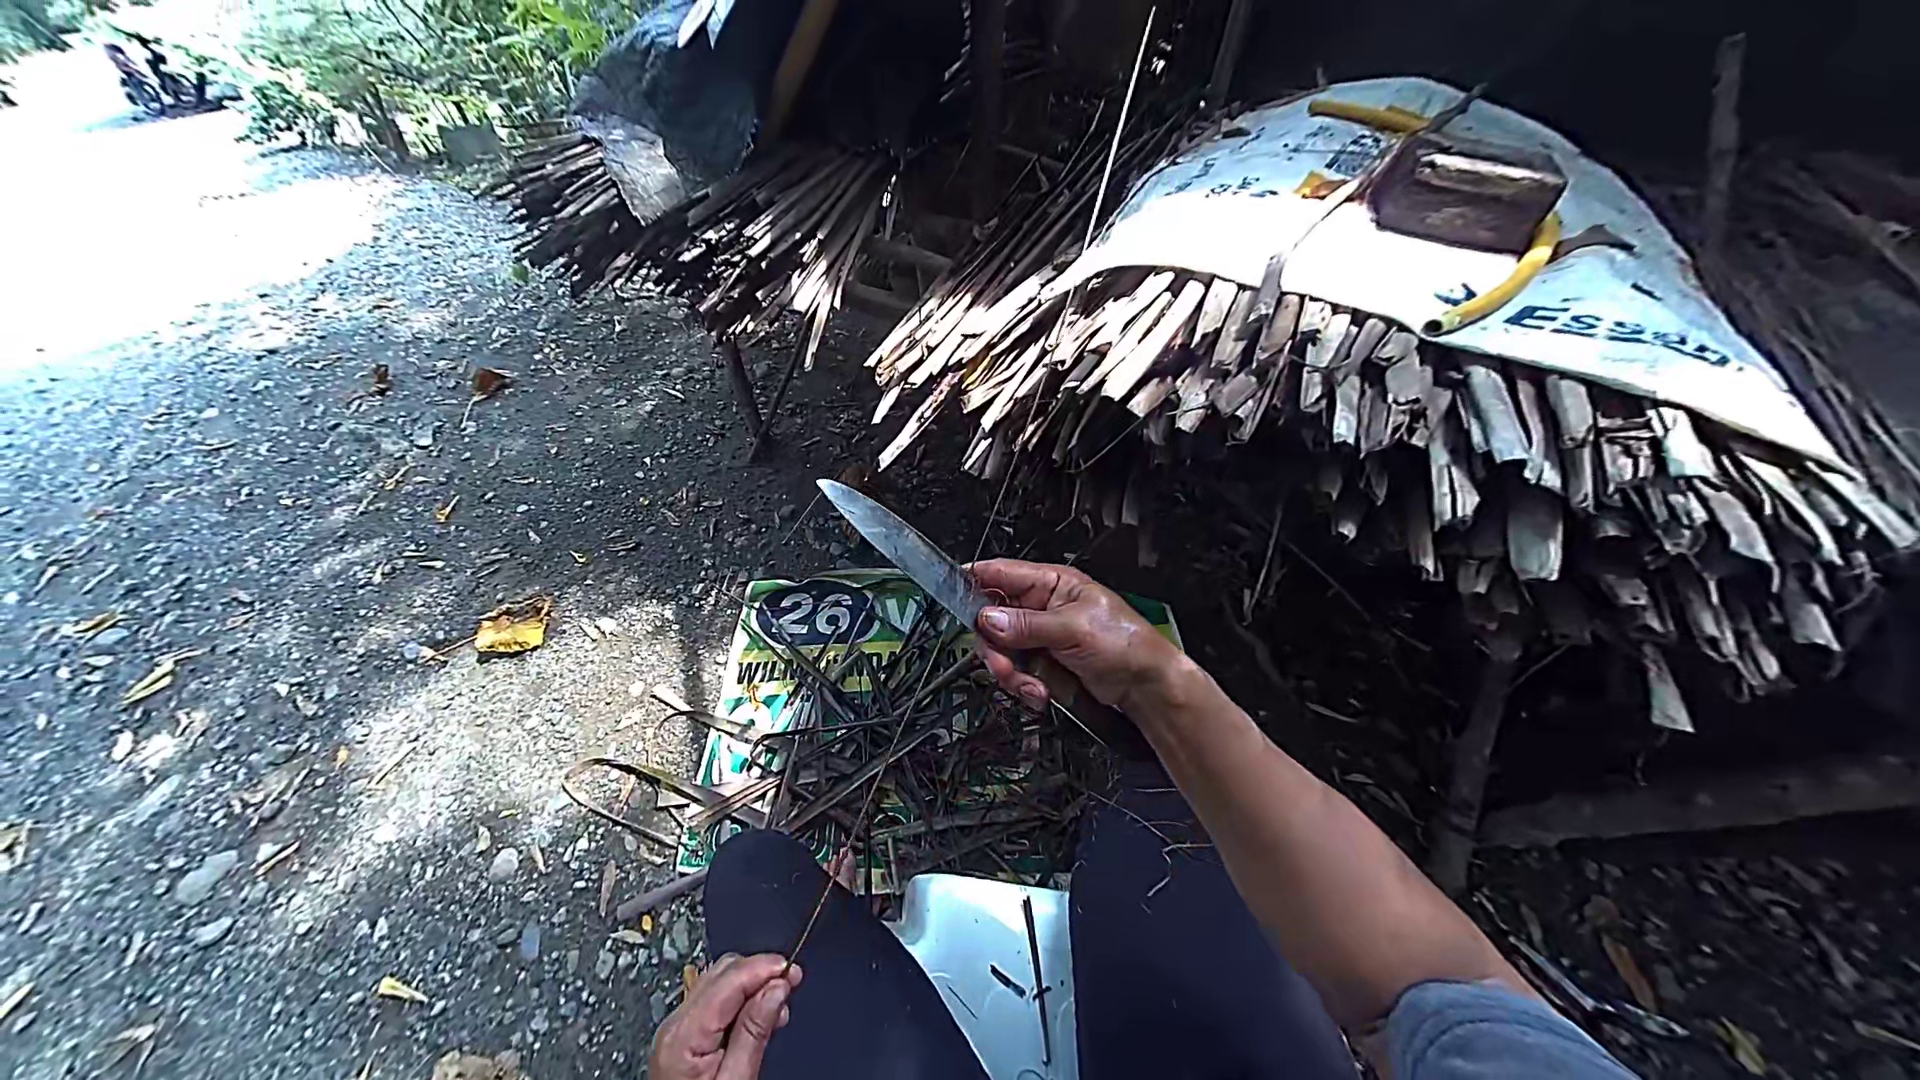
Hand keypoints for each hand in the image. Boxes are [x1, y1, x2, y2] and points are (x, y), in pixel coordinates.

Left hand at [649, 954, 802, 1079]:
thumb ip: (755, 1032)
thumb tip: (777, 988)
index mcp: (684, 1037)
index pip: (730, 979)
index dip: (765, 968)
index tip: (793, 972)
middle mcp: (675, 1026)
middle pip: (725, 971)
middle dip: (760, 973)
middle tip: (790, 985)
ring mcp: (677, 1030)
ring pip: (722, 979)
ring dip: (753, 983)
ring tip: (778, 1005)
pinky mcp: (684, 1036)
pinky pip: (717, 998)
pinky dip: (742, 996)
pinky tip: (759, 1013)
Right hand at [969, 559, 1182, 712]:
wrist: (1145, 685)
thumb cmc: (1125, 642)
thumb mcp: (1073, 628)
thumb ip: (1027, 624)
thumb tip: (988, 617)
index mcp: (1051, 583)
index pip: (1000, 573)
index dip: (974, 581)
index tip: (952, 593)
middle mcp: (1040, 606)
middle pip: (992, 619)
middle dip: (995, 647)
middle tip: (1005, 665)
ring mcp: (1039, 635)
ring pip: (1000, 650)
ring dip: (1011, 672)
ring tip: (1032, 685)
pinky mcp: (1041, 662)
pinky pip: (1015, 671)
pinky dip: (1022, 685)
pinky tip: (1040, 692)